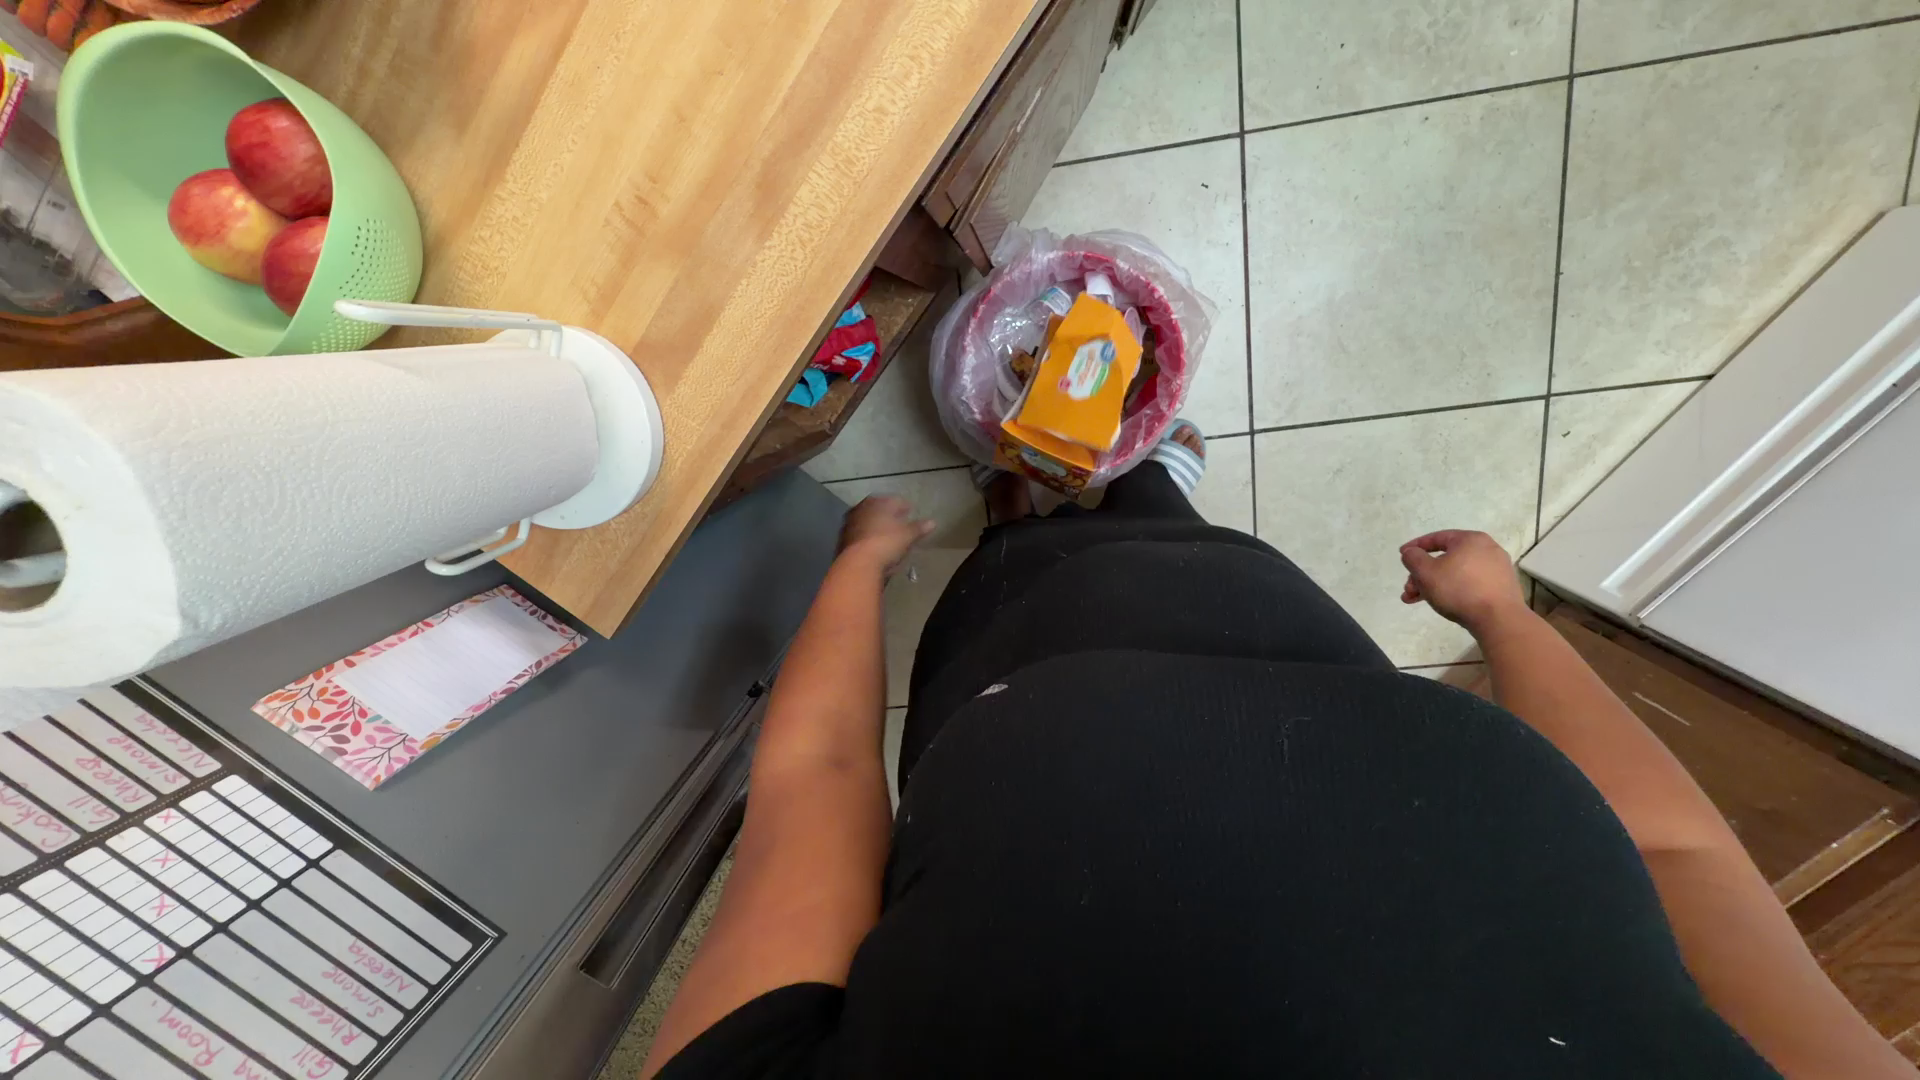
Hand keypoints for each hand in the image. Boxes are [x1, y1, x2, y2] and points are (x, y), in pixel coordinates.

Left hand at [838, 496, 934, 573]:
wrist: (858, 563)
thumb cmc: (886, 543)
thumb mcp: (907, 536)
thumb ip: (919, 528)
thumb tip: (932, 522)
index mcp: (877, 502)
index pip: (894, 500)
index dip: (903, 505)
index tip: (910, 511)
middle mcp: (861, 508)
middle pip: (878, 509)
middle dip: (888, 514)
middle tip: (898, 521)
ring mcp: (849, 523)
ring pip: (867, 520)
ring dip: (876, 525)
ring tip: (886, 534)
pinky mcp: (842, 539)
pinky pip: (859, 534)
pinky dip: (867, 537)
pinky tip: (873, 545)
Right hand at [1399, 530, 1529, 633]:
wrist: (1498, 619)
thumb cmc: (1458, 589)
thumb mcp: (1425, 572)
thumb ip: (1413, 558)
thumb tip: (1412, 552)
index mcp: (1470, 540)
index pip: (1437, 537)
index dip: (1415, 546)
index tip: (1401, 555)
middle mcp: (1487, 549)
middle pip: (1444, 558)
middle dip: (1422, 574)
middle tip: (1408, 589)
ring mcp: (1497, 568)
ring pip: (1455, 572)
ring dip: (1433, 584)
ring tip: (1417, 600)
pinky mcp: (1501, 586)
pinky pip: (1470, 582)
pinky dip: (1453, 589)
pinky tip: (1442, 602)